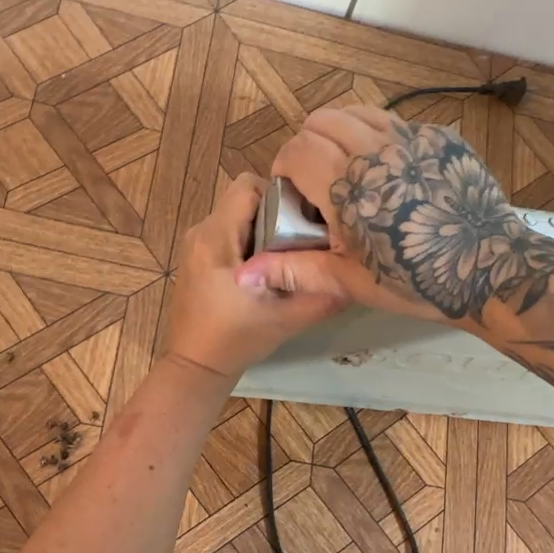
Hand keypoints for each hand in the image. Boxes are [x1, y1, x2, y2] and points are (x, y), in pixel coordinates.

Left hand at [162, 173, 345, 380]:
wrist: (196, 367)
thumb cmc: (236, 341)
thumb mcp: (286, 320)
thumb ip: (321, 295)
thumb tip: (357, 276)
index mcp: (216, 237)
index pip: (249, 185)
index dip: (281, 196)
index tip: (304, 223)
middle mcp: (201, 232)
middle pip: (245, 200)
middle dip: (277, 215)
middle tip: (301, 244)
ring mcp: (196, 245)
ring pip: (238, 217)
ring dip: (264, 230)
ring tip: (287, 259)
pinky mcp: (197, 259)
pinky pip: (228, 234)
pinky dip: (249, 243)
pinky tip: (267, 270)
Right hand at [245, 106, 553, 324]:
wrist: (488, 271)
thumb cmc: (414, 283)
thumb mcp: (349, 282)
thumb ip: (295, 269)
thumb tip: (245, 276)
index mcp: (347, 187)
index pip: (298, 149)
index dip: (285, 167)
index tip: (291, 191)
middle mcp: (375, 152)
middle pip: (323, 120)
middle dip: (309, 144)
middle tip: (316, 179)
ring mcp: (411, 139)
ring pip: (359, 112)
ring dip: (341, 133)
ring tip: (348, 168)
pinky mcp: (439, 138)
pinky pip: (395, 122)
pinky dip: (378, 137)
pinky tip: (387, 172)